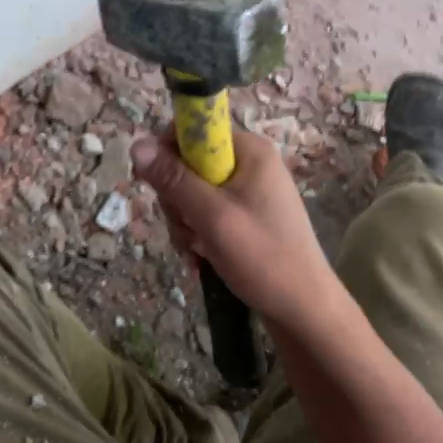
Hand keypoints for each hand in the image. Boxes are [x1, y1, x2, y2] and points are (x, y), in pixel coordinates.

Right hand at [132, 129, 334, 327]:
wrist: (306, 313)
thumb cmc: (264, 258)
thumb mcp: (212, 217)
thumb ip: (173, 179)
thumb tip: (136, 144)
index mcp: (249, 150)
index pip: (192, 130)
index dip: (168, 154)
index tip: (161, 187)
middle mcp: (249, 162)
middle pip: (187, 164)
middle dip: (178, 200)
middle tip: (191, 228)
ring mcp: (248, 190)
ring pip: (191, 192)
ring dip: (185, 223)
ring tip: (200, 250)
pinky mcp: (245, 215)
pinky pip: (205, 212)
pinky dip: (198, 234)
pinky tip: (203, 257)